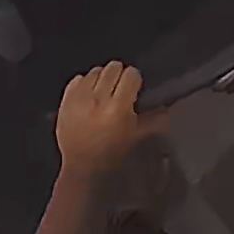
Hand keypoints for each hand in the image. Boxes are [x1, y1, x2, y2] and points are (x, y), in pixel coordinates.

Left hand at [55, 61, 166, 180]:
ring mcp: (80, 98)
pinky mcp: (65, 100)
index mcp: (118, 107)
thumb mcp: (136, 137)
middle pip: (113, 68)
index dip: (134, 80)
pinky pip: (78, 79)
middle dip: (118, 76)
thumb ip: (154, 121)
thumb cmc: (112, 152)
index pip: (131, 74)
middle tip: (119, 89)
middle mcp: (99, 98)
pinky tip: (88, 95)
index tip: (134, 88)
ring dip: (101, 78)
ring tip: (103, 92)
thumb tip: (168, 110)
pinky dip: (84, 84)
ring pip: (95, 71)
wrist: (82, 165)